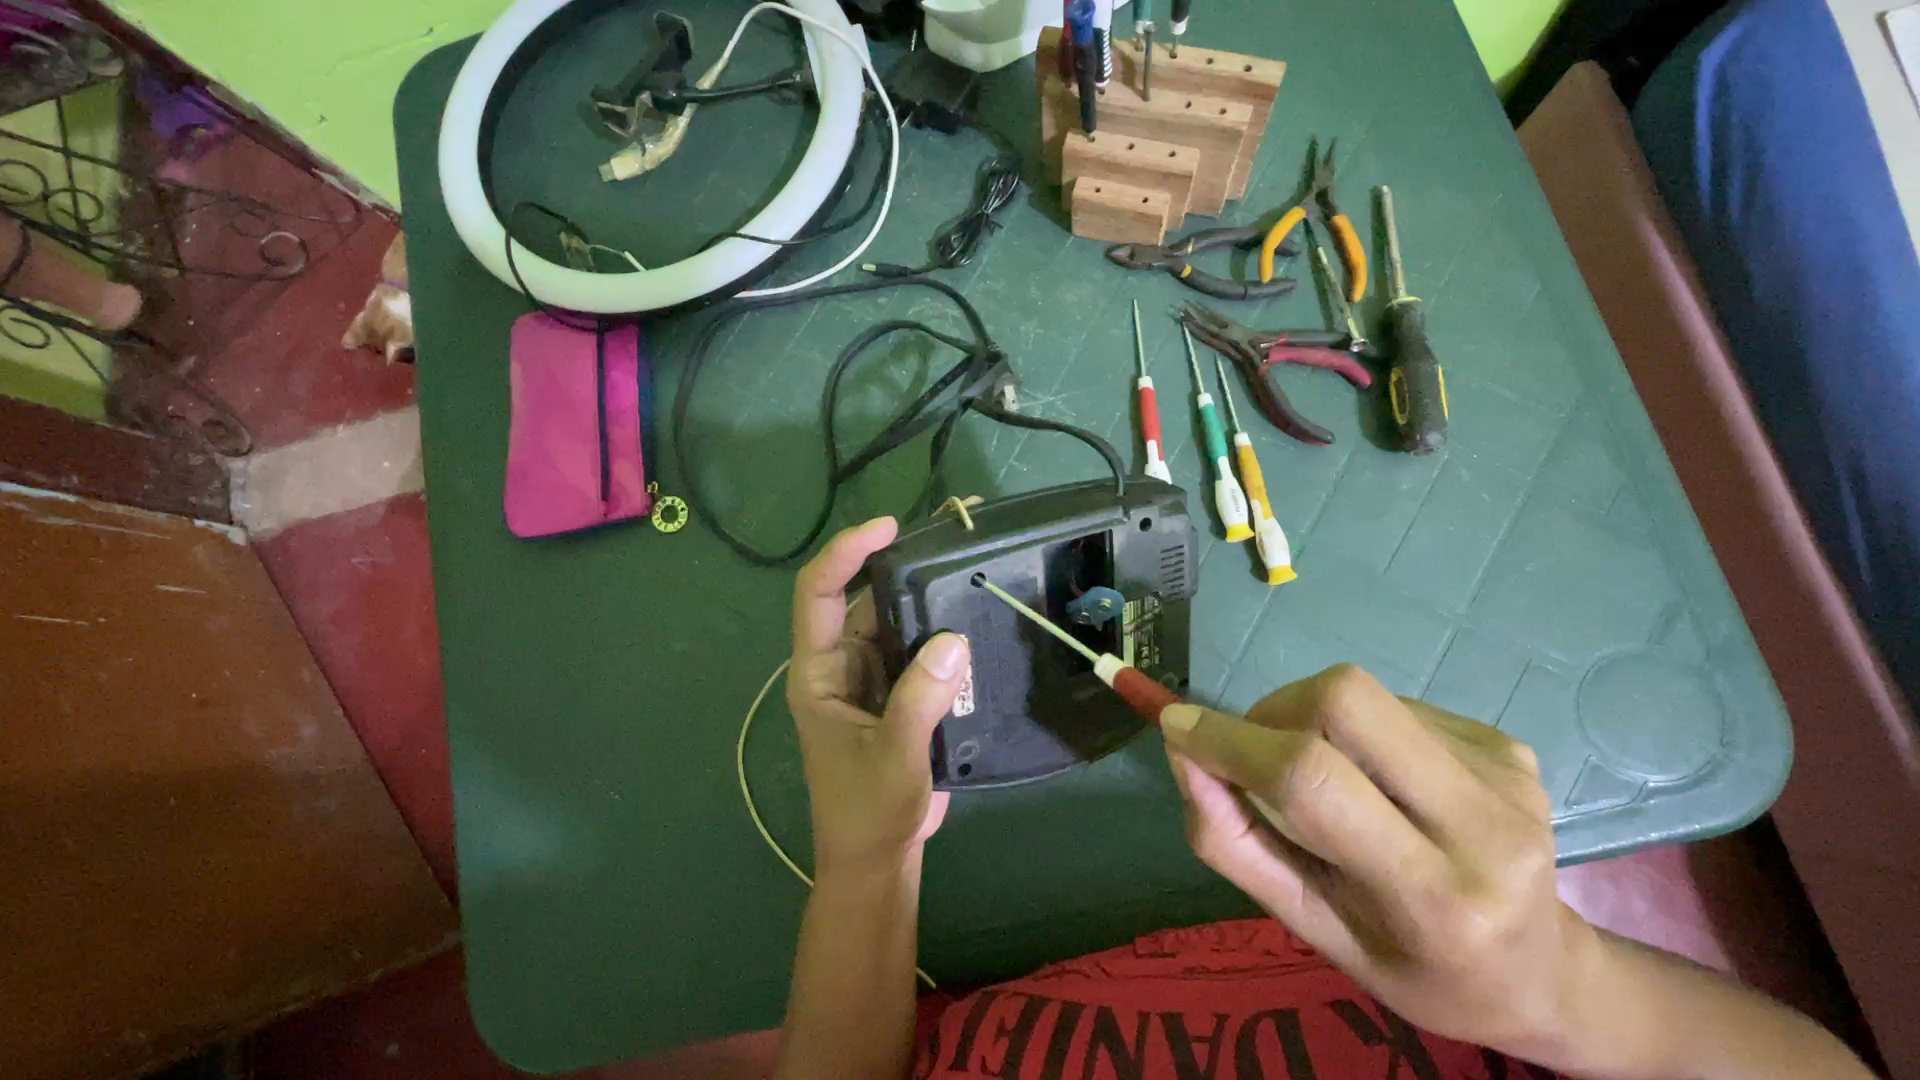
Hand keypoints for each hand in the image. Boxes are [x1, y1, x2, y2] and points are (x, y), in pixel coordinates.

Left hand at [788, 517, 969, 877]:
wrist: (879, 859)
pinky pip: (920, 652)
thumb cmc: (867, 812)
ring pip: (897, 624)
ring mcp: (873, 680)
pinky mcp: (901, 696)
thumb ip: (918, 699)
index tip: (887, 528)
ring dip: (928, 600)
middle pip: (864, 600)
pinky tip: (976, 617)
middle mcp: (842, 667)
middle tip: (950, 538)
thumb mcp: (893, 757)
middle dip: (899, 567)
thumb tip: (952, 639)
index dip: (845, 554)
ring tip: (969, 566)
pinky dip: (943, 635)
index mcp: (818, 675)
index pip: (818, 596)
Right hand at [1160, 664, 1600, 1064]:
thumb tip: (1183, 751)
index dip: (1231, 743)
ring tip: (1328, 779)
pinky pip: (1397, 706)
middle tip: (1254, 749)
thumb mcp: (1310, 928)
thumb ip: (1234, 842)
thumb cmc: (1411, 968)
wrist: (1547, 976)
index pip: (1313, 783)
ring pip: (1366, 695)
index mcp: (1432, 895)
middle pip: (1345, 701)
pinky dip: (1356, 730)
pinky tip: (1379, 779)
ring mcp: (1505, 774)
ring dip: (1311, 719)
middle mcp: (1482, 822)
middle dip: (1273, 709)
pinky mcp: (1510, 746)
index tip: (1177, 726)